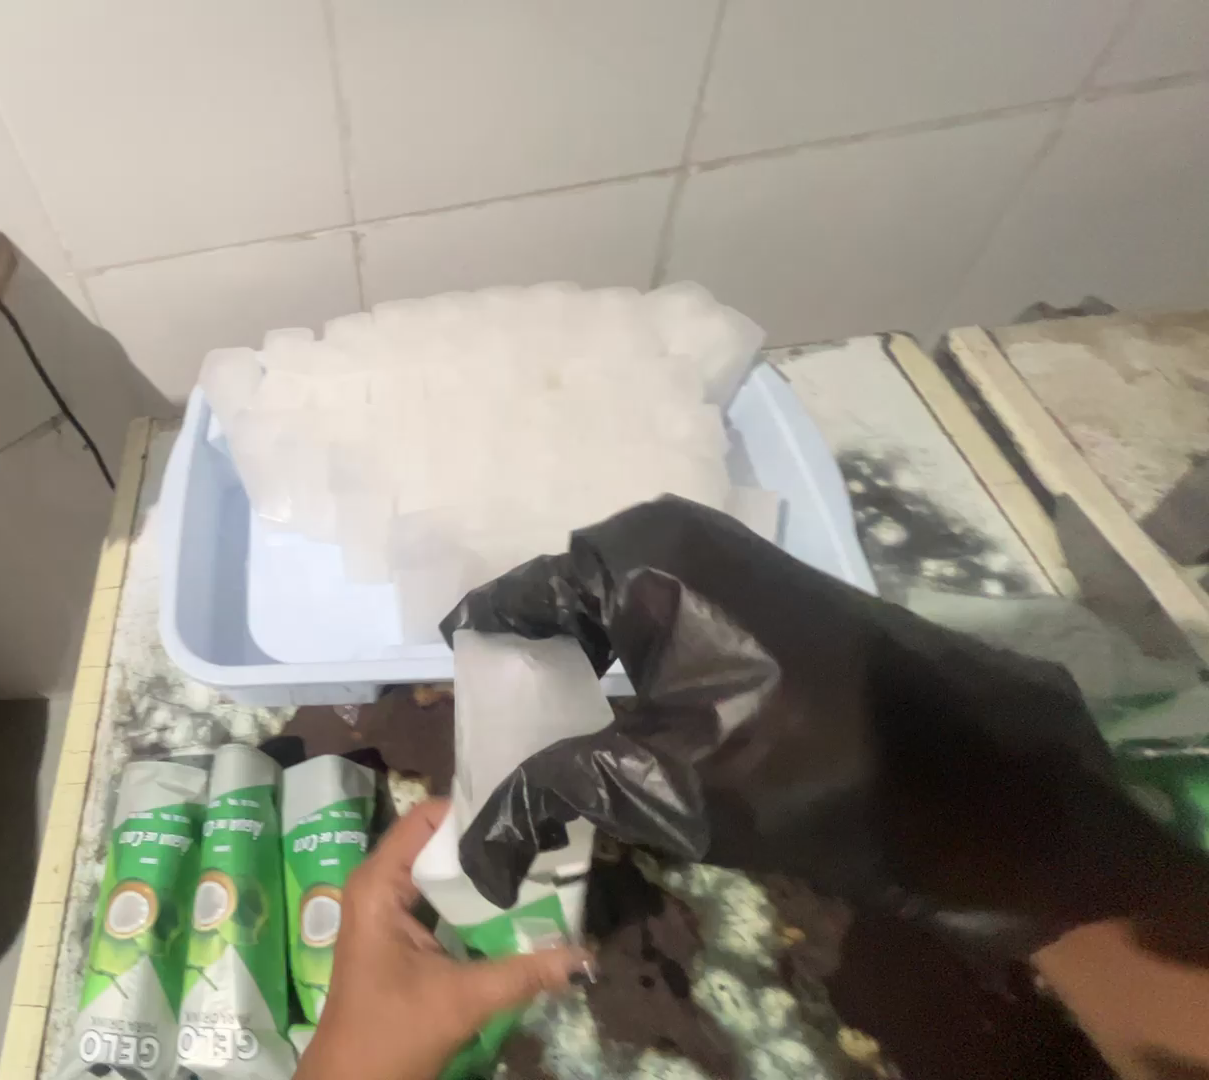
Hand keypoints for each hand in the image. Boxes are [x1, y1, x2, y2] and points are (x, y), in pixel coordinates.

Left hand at [296, 799, 594, 1079]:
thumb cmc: (394, 1032)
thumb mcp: (462, 999)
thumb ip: (523, 972)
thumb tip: (585, 955)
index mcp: (377, 882)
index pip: (421, 822)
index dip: (464, 811)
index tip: (512, 807)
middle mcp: (374, 882)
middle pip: (428, 842)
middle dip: (476, 839)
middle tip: (530, 833)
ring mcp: (381, 905)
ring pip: (430, 869)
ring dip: (472, 868)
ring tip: (526, 857)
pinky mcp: (392, 928)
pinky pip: (428, 895)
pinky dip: (461, 895)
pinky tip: (502, 899)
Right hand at [445, 496, 1203, 958]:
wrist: (986, 782)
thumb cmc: (812, 770)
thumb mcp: (666, 789)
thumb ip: (553, 794)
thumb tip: (476, 848)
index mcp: (638, 561)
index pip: (520, 591)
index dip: (482, 636)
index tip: (456, 675)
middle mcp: (669, 535)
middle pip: (559, 590)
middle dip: (526, 646)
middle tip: (500, 702)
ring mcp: (716, 551)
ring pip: (602, 595)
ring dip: (571, 646)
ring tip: (544, 702)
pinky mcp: (746, 578)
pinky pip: (648, 599)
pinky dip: (616, 643)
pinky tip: (610, 690)